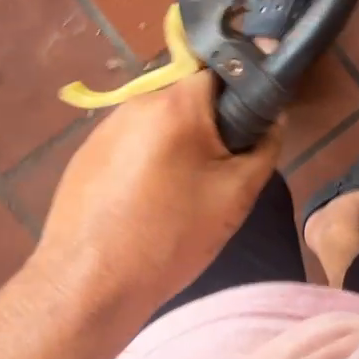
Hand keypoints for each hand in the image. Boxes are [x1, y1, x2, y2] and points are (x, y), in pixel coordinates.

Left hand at [34, 72, 281, 301]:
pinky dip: (146, 160)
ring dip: (176, 142)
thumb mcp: (236, 195)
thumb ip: (264, 145)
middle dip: (208, 124)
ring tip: (178, 191)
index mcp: (177, 102)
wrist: (85, 288)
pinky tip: (145, 201)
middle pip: (189, 97)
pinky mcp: (86, 151)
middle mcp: (139, 100)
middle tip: (216, 170)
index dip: (242, 92)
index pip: (221, 70)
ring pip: (159, 120)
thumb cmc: (168, 238)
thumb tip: (273, 117)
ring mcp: (106, 125)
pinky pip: (131, 141)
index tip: (249, 126)